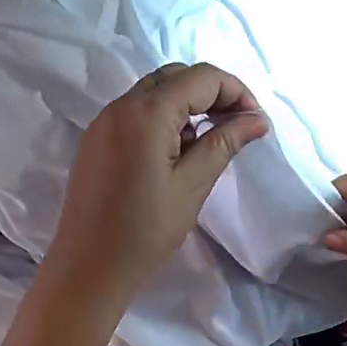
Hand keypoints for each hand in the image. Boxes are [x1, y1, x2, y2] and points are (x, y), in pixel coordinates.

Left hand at [42, 63, 270, 308]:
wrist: (88, 268)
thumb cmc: (146, 230)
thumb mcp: (193, 184)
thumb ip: (225, 142)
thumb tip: (257, 118)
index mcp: (146, 112)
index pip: (201, 77)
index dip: (236, 91)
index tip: (256, 121)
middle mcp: (120, 106)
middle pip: (176, 77)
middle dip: (212, 93)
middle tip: (237, 126)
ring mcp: (103, 122)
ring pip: (154, 92)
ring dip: (188, 105)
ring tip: (209, 143)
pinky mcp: (95, 140)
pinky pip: (135, 112)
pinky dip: (163, 118)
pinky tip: (176, 153)